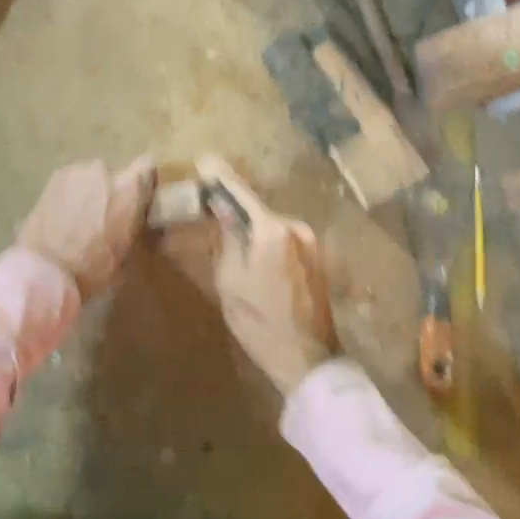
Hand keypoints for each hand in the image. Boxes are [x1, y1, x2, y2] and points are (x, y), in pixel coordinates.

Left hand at [16, 156, 155, 297]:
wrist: (45, 270)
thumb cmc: (93, 268)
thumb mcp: (128, 254)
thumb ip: (134, 226)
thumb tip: (131, 221)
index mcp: (129, 187)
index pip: (147, 167)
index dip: (143, 184)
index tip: (137, 202)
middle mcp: (104, 170)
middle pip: (115, 175)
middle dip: (111, 192)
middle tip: (104, 218)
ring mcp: (75, 171)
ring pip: (90, 178)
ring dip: (89, 193)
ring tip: (78, 220)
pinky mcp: (52, 178)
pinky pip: (70, 183)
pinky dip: (69, 195)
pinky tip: (61, 218)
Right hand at [197, 155, 337, 395]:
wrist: (309, 361)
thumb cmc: (261, 322)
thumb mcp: (231, 281)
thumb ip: (227, 237)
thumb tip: (222, 206)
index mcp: (273, 230)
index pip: (239, 192)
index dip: (219, 176)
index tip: (203, 158)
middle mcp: (295, 226)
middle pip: (256, 208)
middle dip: (232, 205)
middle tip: (207, 205)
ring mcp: (310, 241)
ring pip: (269, 224)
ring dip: (249, 226)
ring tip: (225, 234)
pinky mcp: (316, 257)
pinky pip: (282, 238)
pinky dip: (264, 239)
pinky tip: (250, 253)